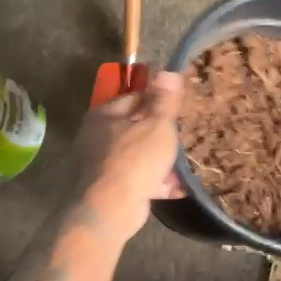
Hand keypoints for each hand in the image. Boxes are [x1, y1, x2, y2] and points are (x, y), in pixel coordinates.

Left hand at [72, 69, 185, 238]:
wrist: (111, 208)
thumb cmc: (136, 159)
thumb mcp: (158, 125)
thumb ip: (165, 100)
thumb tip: (169, 72)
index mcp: (105, 116)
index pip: (135, 97)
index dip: (158, 101)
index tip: (179, 108)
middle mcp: (97, 137)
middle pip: (136, 128)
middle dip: (161, 134)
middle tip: (183, 136)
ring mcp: (100, 164)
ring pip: (138, 155)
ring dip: (161, 161)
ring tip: (184, 166)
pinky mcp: (107, 188)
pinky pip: (136, 179)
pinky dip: (155, 182)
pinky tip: (176, 188)